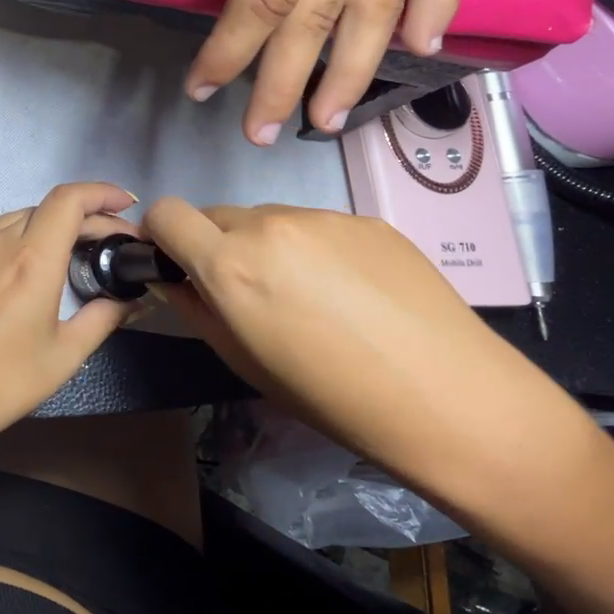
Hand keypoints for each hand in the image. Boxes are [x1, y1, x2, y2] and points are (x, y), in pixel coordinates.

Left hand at [0, 183, 142, 443]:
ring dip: (55, 223)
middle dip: (87, 216)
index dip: (102, 193)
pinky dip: (26, 233)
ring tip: (81, 250)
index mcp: (31, 259)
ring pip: (22, 216)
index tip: (127, 205)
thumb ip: (103, 318)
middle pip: (48, 207)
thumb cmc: (3, 381)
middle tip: (114, 244)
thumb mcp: (65, 354)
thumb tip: (130, 300)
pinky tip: (38, 260)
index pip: (68, 200)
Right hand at [141, 199, 583, 489]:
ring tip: (310, 296)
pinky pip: (317, 225)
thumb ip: (195, 309)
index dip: (161, 235)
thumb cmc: (331, 397)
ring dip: (267, 246)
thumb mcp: (242, 361)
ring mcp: (323, 217)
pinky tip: (353, 292)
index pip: (166, 213)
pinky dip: (314, 249)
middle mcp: (269, 226)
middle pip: (216, 214)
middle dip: (216, 245)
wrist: (452, 400)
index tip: (176, 263)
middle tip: (249, 292)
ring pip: (268, 219)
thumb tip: (173, 281)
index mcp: (229, 264)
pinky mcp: (367, 220)